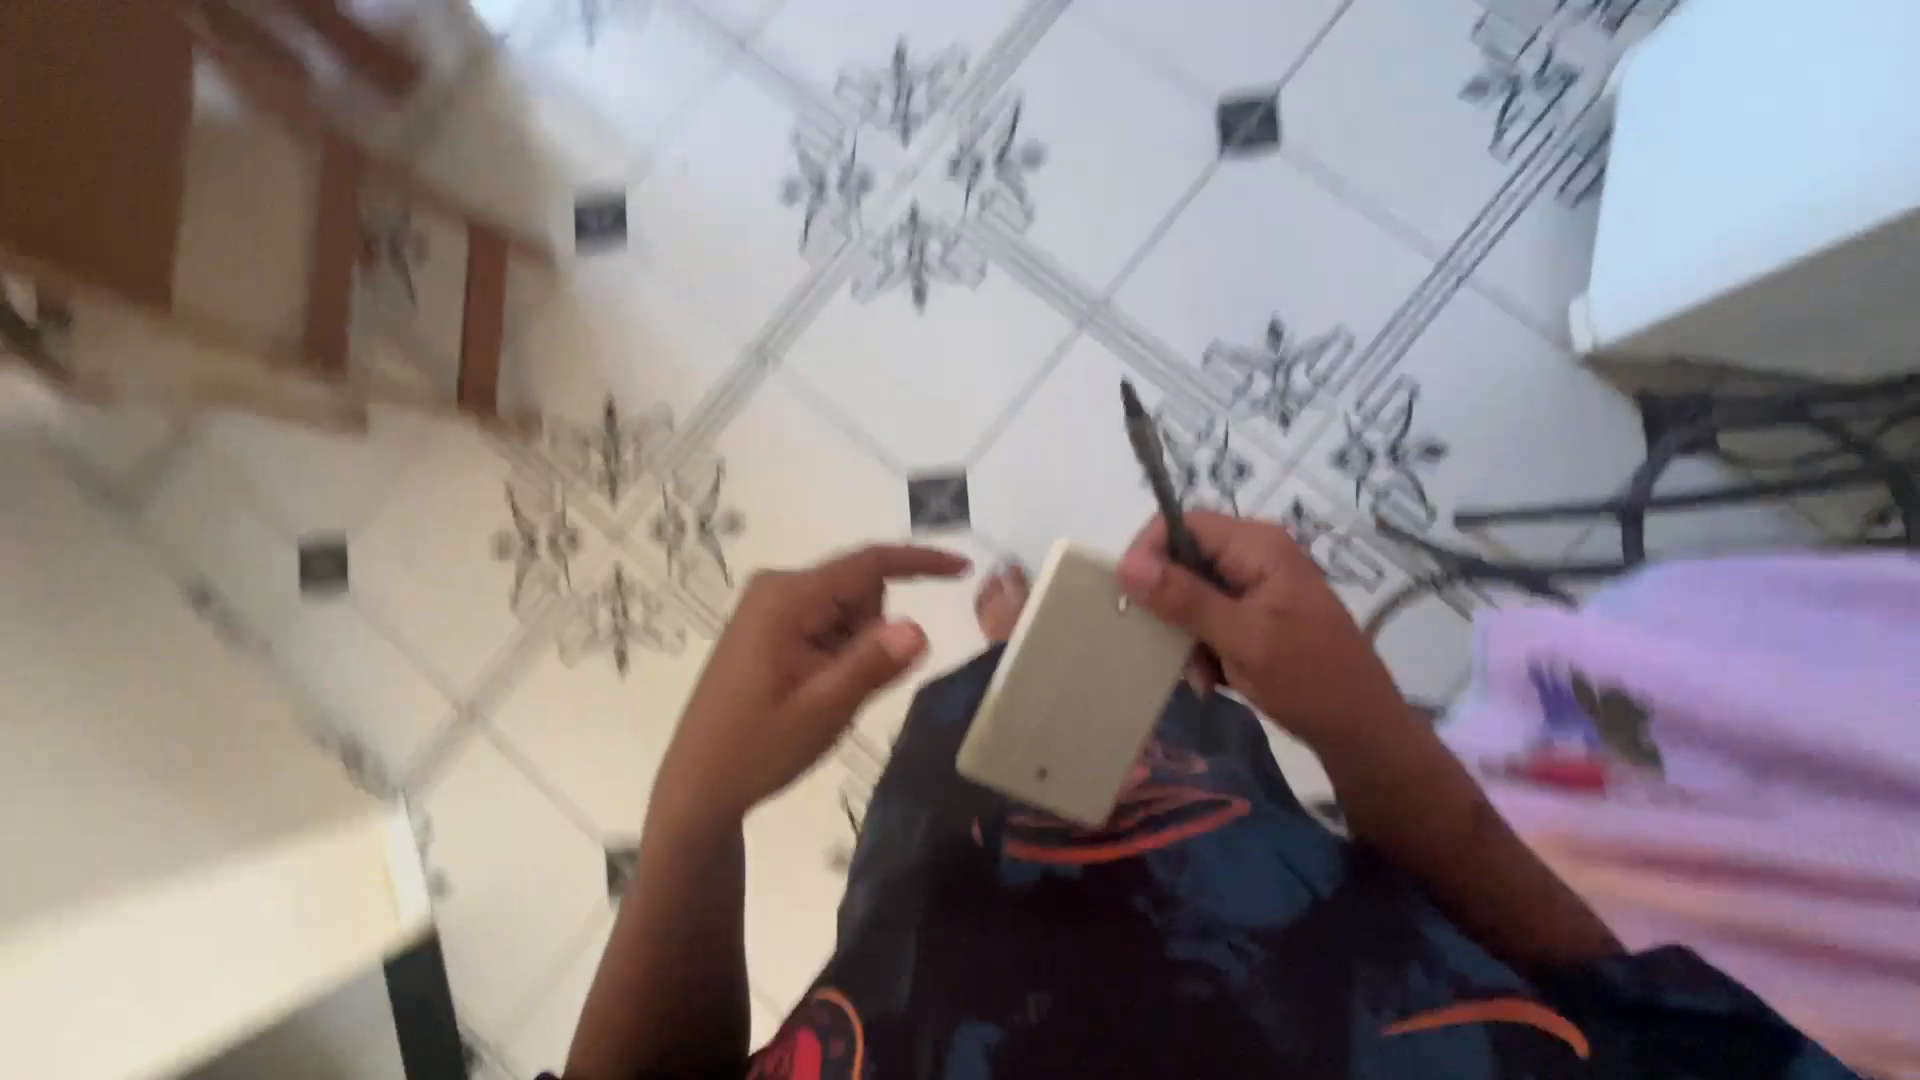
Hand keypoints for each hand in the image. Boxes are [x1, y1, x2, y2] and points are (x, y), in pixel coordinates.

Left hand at [653, 544, 969, 825]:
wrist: (700, 784)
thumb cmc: (758, 748)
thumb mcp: (825, 710)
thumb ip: (873, 665)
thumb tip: (918, 628)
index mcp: (787, 597)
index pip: (868, 563)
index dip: (920, 562)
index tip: (964, 569)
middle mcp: (777, 587)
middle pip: (860, 588)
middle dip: (872, 631)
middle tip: (844, 686)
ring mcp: (769, 605)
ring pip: (848, 608)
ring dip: (855, 647)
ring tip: (823, 694)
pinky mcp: (768, 625)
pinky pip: (827, 622)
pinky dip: (838, 652)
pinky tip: (812, 690)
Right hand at [1117, 512, 1405, 747]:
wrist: (1362, 728)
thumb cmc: (1308, 678)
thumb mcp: (1240, 638)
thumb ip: (1184, 598)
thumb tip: (1126, 565)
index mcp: (1257, 546)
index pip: (1181, 524)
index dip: (1148, 553)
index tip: (1131, 599)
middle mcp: (1256, 554)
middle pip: (1184, 558)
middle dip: (1170, 604)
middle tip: (1168, 647)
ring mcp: (1258, 583)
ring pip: (1193, 592)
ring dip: (1186, 633)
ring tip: (1200, 674)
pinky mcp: (1259, 611)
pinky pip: (1211, 615)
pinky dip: (1204, 645)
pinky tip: (1214, 678)